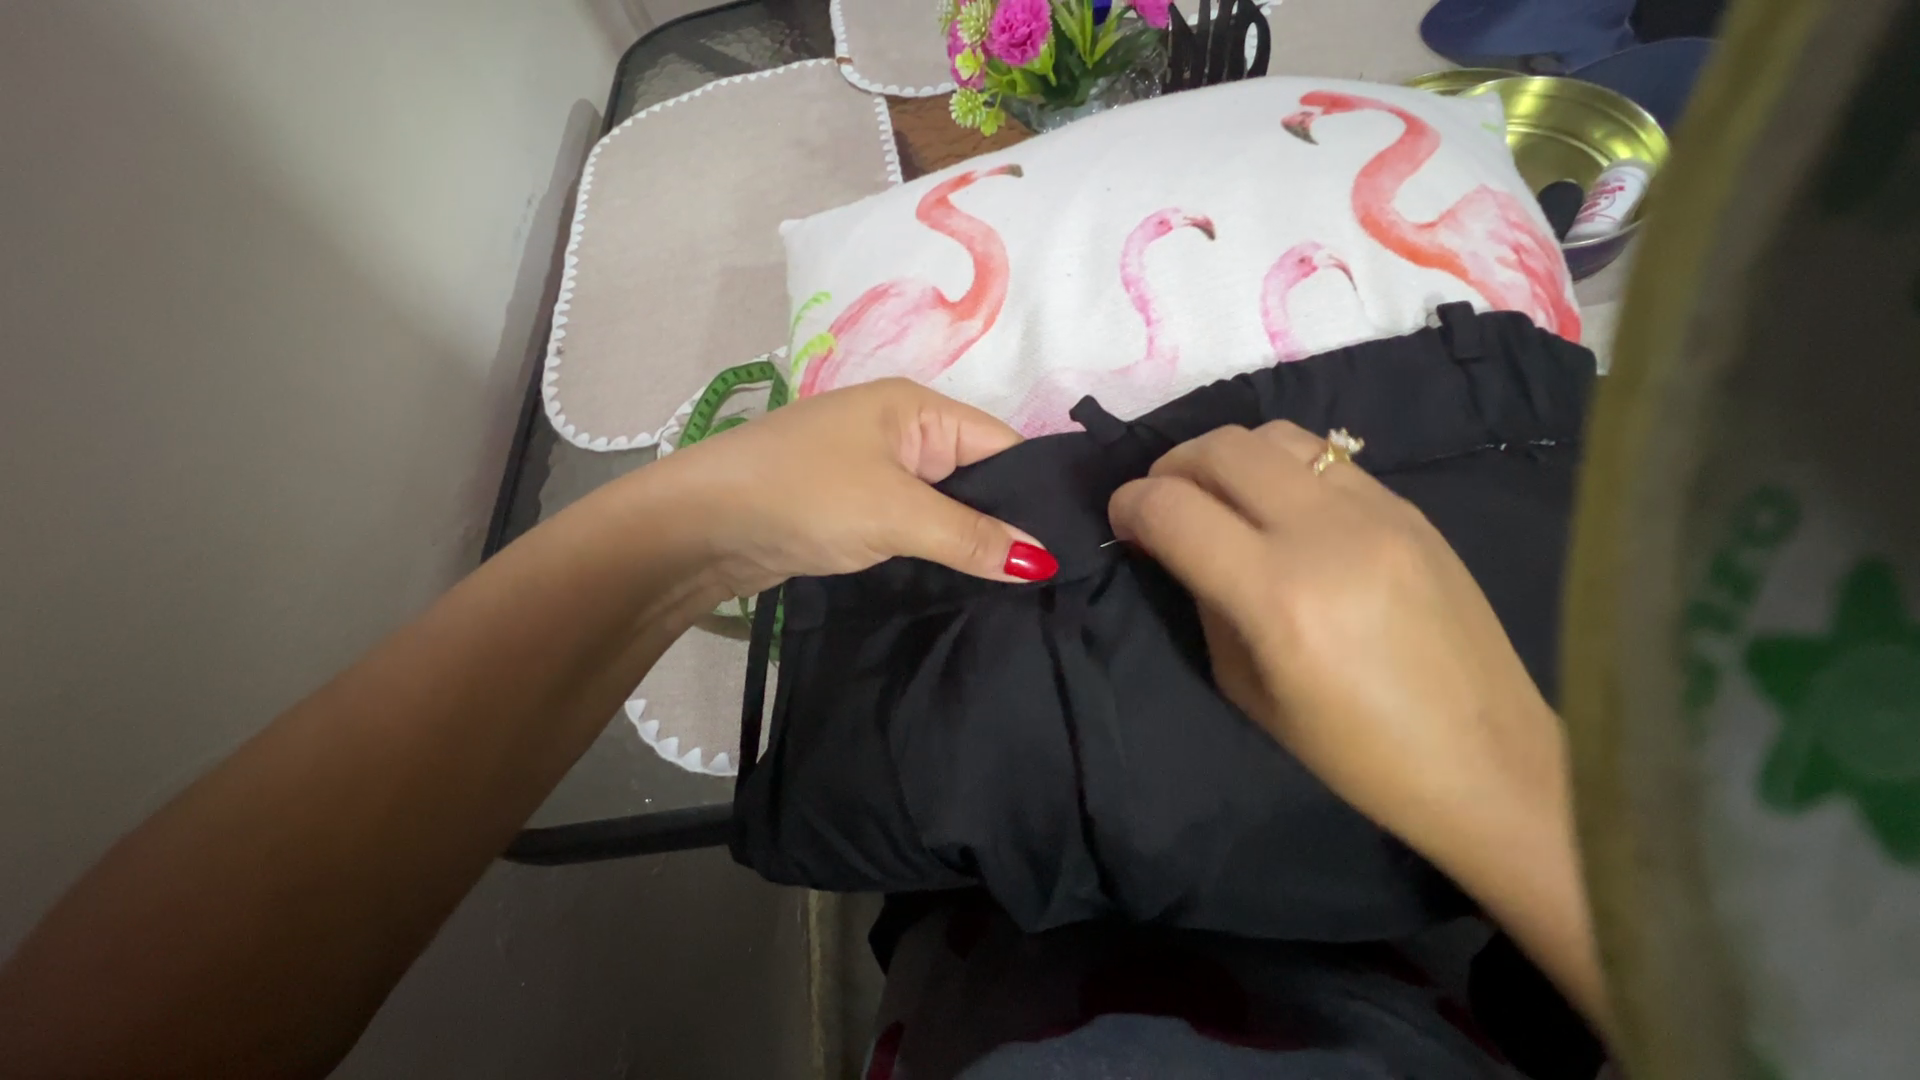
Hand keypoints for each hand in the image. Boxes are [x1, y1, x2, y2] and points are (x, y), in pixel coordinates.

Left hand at [630, 378, 1056, 600]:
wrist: (699, 525)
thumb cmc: (805, 497)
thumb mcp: (896, 513)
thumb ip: (971, 536)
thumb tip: (1043, 561)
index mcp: (918, 407)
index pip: (1002, 445)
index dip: (1037, 493)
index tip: (1072, 547)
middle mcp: (902, 430)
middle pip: (977, 475)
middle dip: (1007, 522)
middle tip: (1052, 579)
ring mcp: (876, 469)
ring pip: (946, 504)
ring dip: (972, 540)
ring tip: (1022, 588)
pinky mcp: (856, 506)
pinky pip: (915, 523)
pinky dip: (937, 548)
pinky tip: (967, 581)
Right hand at [1109, 421, 1605, 1030]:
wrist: (1486, 758)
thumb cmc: (1351, 750)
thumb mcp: (1244, 686)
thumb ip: (1203, 598)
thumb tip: (1174, 543)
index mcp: (1277, 596)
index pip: (1172, 508)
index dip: (1129, 505)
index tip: (1123, 521)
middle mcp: (1326, 535)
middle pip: (1221, 448)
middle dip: (1169, 466)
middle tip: (1160, 501)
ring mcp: (1378, 510)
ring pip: (1274, 434)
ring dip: (1225, 456)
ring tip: (1216, 493)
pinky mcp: (1409, 506)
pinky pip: (1323, 455)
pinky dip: (1278, 466)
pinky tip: (1277, 504)